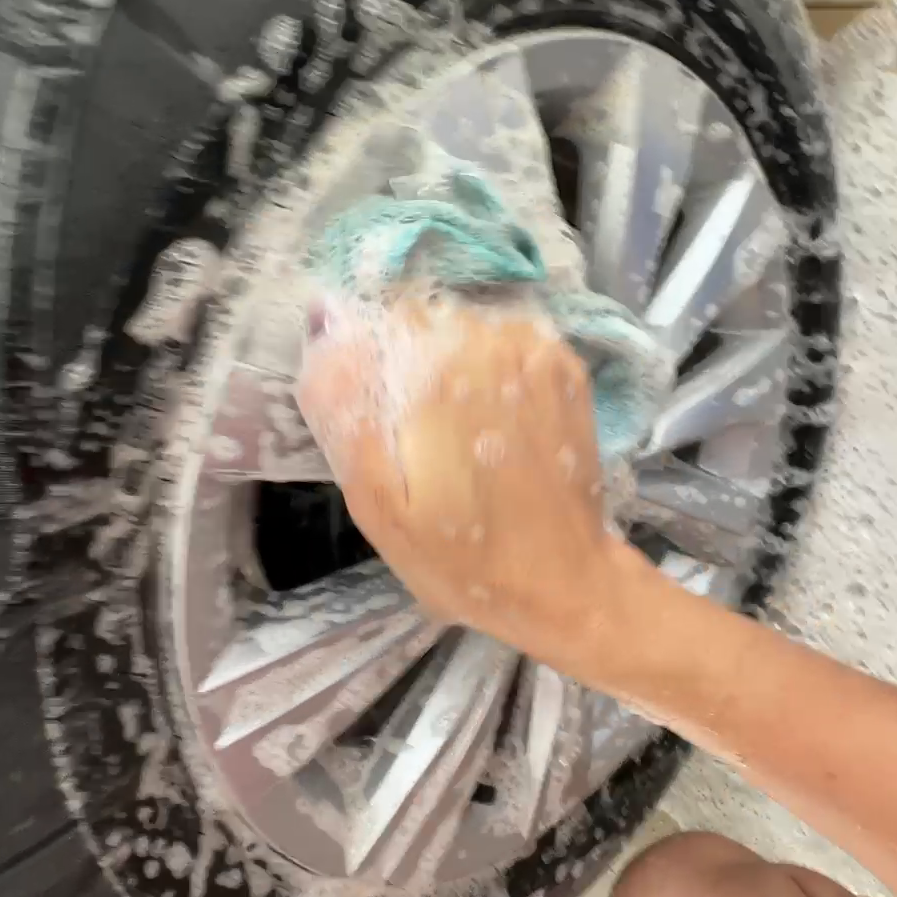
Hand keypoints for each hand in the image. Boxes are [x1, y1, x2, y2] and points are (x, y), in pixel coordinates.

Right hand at [297, 295, 646, 662]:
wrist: (562, 579)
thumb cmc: (461, 557)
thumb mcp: (377, 501)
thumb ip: (343, 405)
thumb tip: (326, 318)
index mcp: (438, 369)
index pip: (382, 320)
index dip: (374, 367)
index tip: (387, 421)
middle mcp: (493, 341)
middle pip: (429, 323)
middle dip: (417, 368)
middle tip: (429, 441)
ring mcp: (539, 352)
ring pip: (473, 330)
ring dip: (461, 367)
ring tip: (467, 435)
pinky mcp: (570, 369)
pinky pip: (514, 344)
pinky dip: (501, 371)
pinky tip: (503, 421)